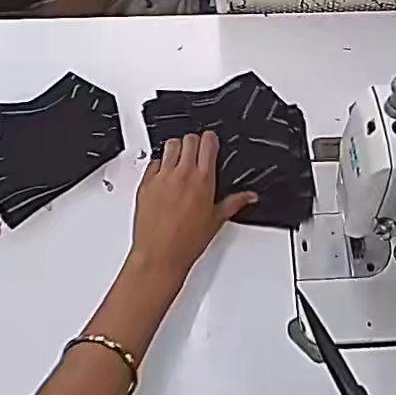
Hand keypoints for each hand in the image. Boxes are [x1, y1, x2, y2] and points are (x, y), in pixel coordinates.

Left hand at [128, 132, 254, 283]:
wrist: (160, 255)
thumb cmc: (187, 242)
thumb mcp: (216, 220)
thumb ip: (234, 203)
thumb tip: (249, 196)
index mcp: (203, 180)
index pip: (208, 143)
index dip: (210, 140)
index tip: (211, 143)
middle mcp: (182, 174)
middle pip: (189, 139)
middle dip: (194, 142)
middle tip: (196, 152)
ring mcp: (162, 177)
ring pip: (170, 145)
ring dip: (176, 149)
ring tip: (180, 160)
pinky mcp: (146, 183)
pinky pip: (153, 162)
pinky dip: (159, 164)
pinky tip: (164, 175)